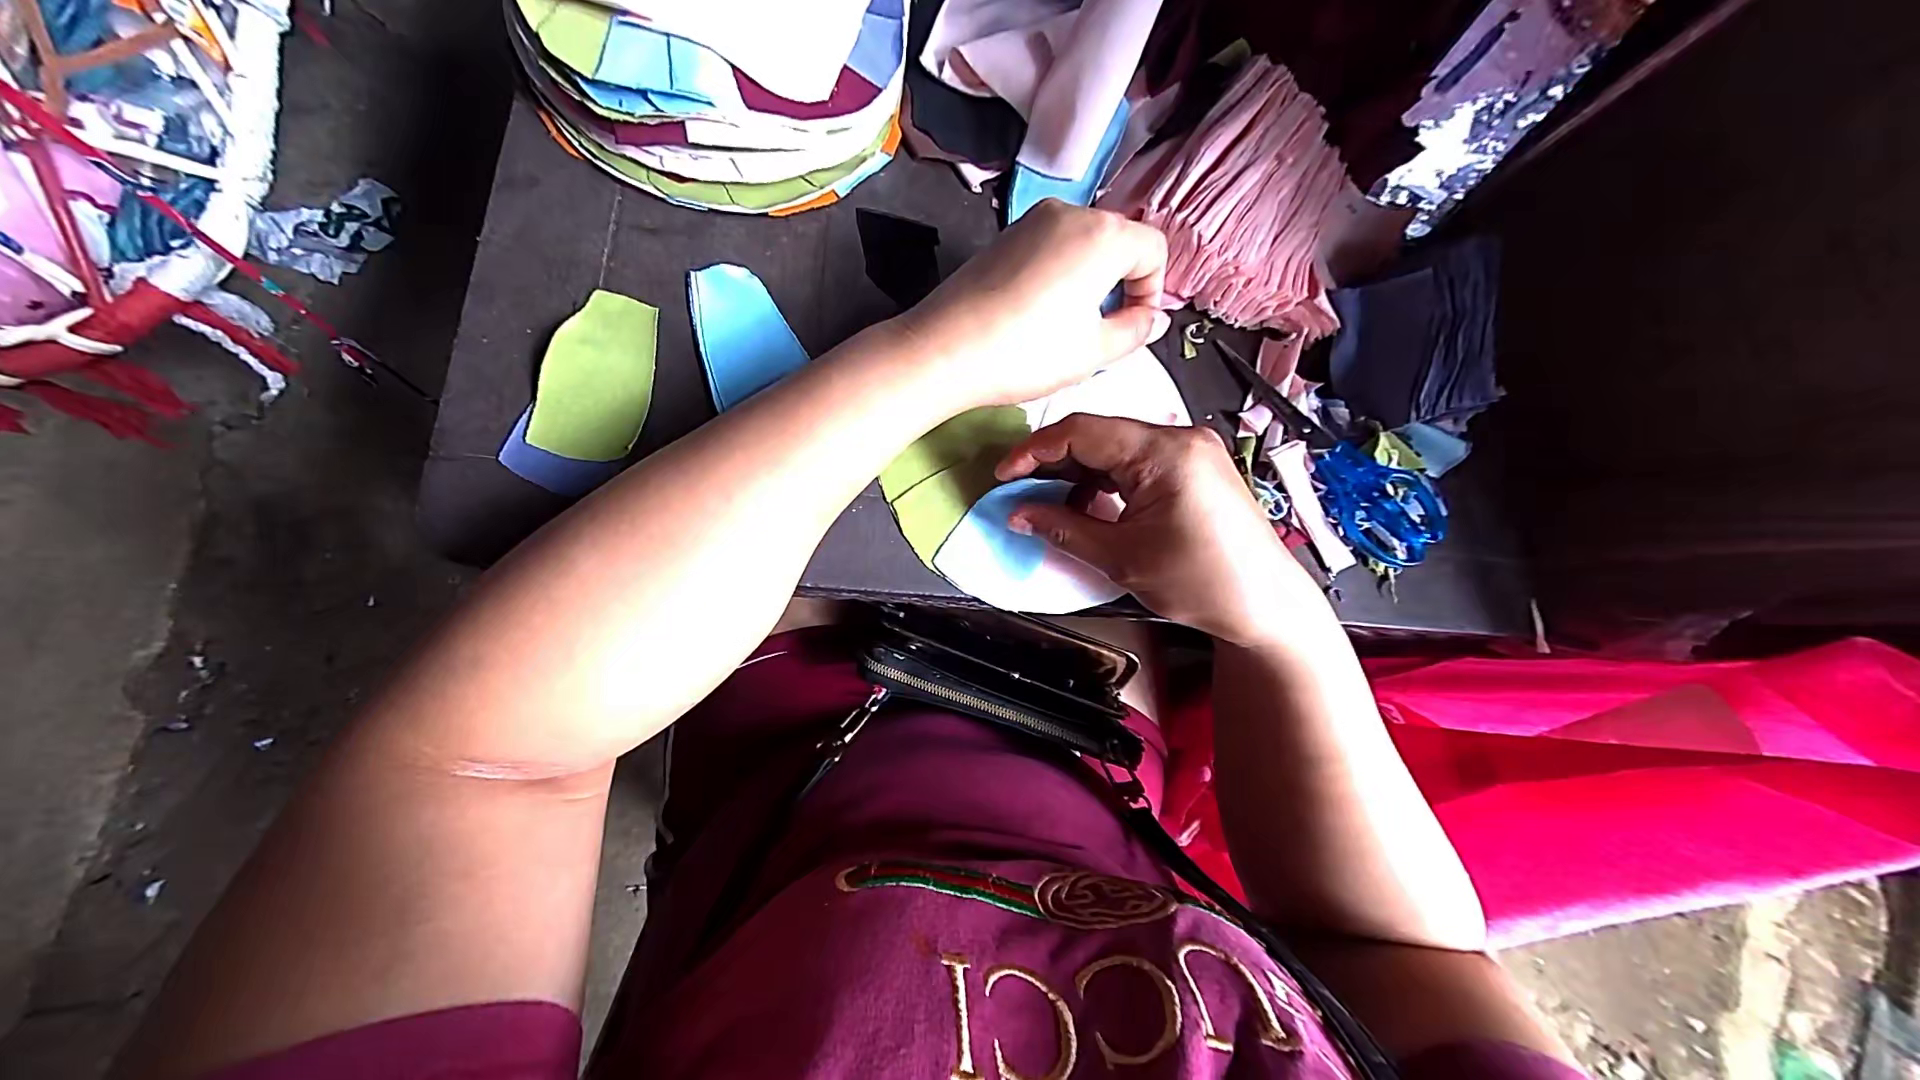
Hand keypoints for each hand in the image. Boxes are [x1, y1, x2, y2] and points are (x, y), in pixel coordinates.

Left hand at [896, 200, 1170, 406]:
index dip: (1153, 290)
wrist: (944, 350)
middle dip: (1120, 286)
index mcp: (1102, 234)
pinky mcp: (1004, 238)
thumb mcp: (1094, 352)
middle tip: (1101, 333)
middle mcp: (1069, 213)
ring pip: (1083, 246)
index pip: (1154, 248)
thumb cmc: (1025, 353)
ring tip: (1066, 329)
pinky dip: (1058, 277)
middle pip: (1118, 242)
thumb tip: (1151, 318)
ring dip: (1089, 282)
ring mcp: (1031, 222)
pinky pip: (1051, 249)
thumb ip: (1136, 330)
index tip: (1133, 325)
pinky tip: (1037, 317)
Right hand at [995, 414, 1332, 647]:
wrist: (1266, 605)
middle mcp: (1181, 438)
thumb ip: (1062, 528)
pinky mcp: (1194, 466)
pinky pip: (1136, 461)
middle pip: (1098, 435)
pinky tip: (1088, 505)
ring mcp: (1191, 450)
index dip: (1033, 451)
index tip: (1004, 474)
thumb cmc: (1204, 583)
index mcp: (1164, 452)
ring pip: (1115, 447)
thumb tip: (1020, 513)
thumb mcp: (1121, 557)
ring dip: (1078, 473)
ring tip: (1050, 505)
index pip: (1081, 431)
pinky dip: (1106, 480)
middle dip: (1053, 463)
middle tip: (1020, 493)